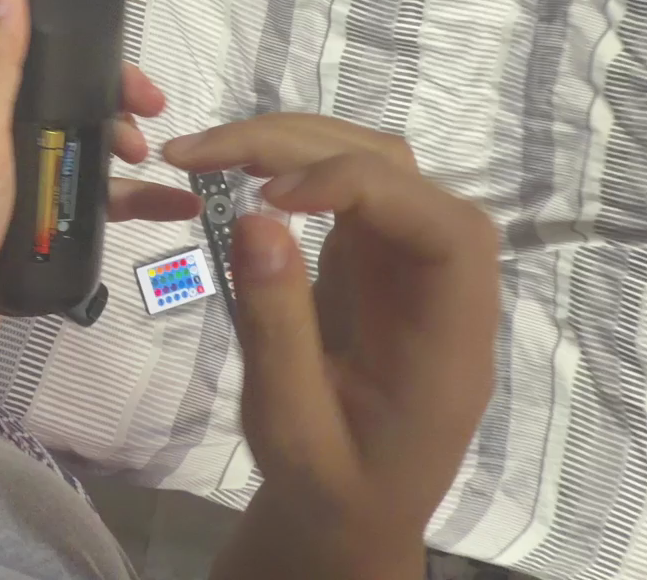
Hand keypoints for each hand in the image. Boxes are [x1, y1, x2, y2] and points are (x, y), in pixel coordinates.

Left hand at [0, 0, 199, 385]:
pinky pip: (81, 192)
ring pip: (76, 137)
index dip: (79, 7)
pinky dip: (125, 194)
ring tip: (148, 155)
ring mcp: (7, 172)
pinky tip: (171, 203)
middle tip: (151, 106)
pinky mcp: (27, 215)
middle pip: (62, 87)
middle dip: (110, 87)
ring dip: (118, 137)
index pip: (26, 33)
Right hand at [164, 116, 499, 579]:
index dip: (363, 188)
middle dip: (296, 145)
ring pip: (368, 163)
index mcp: (447, 338)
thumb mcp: (289, 424)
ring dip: (286, 142)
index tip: (267, 196)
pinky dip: (284, 161)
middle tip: (198, 153)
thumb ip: (278, 328)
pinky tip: (235, 167)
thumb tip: (255, 218)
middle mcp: (439, 282)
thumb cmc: (328, 479)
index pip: (443, 229)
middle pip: (397, 173)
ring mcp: (404, 261)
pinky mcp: (369, 254)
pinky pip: (341, 184)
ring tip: (203, 151)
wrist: (348, 504)